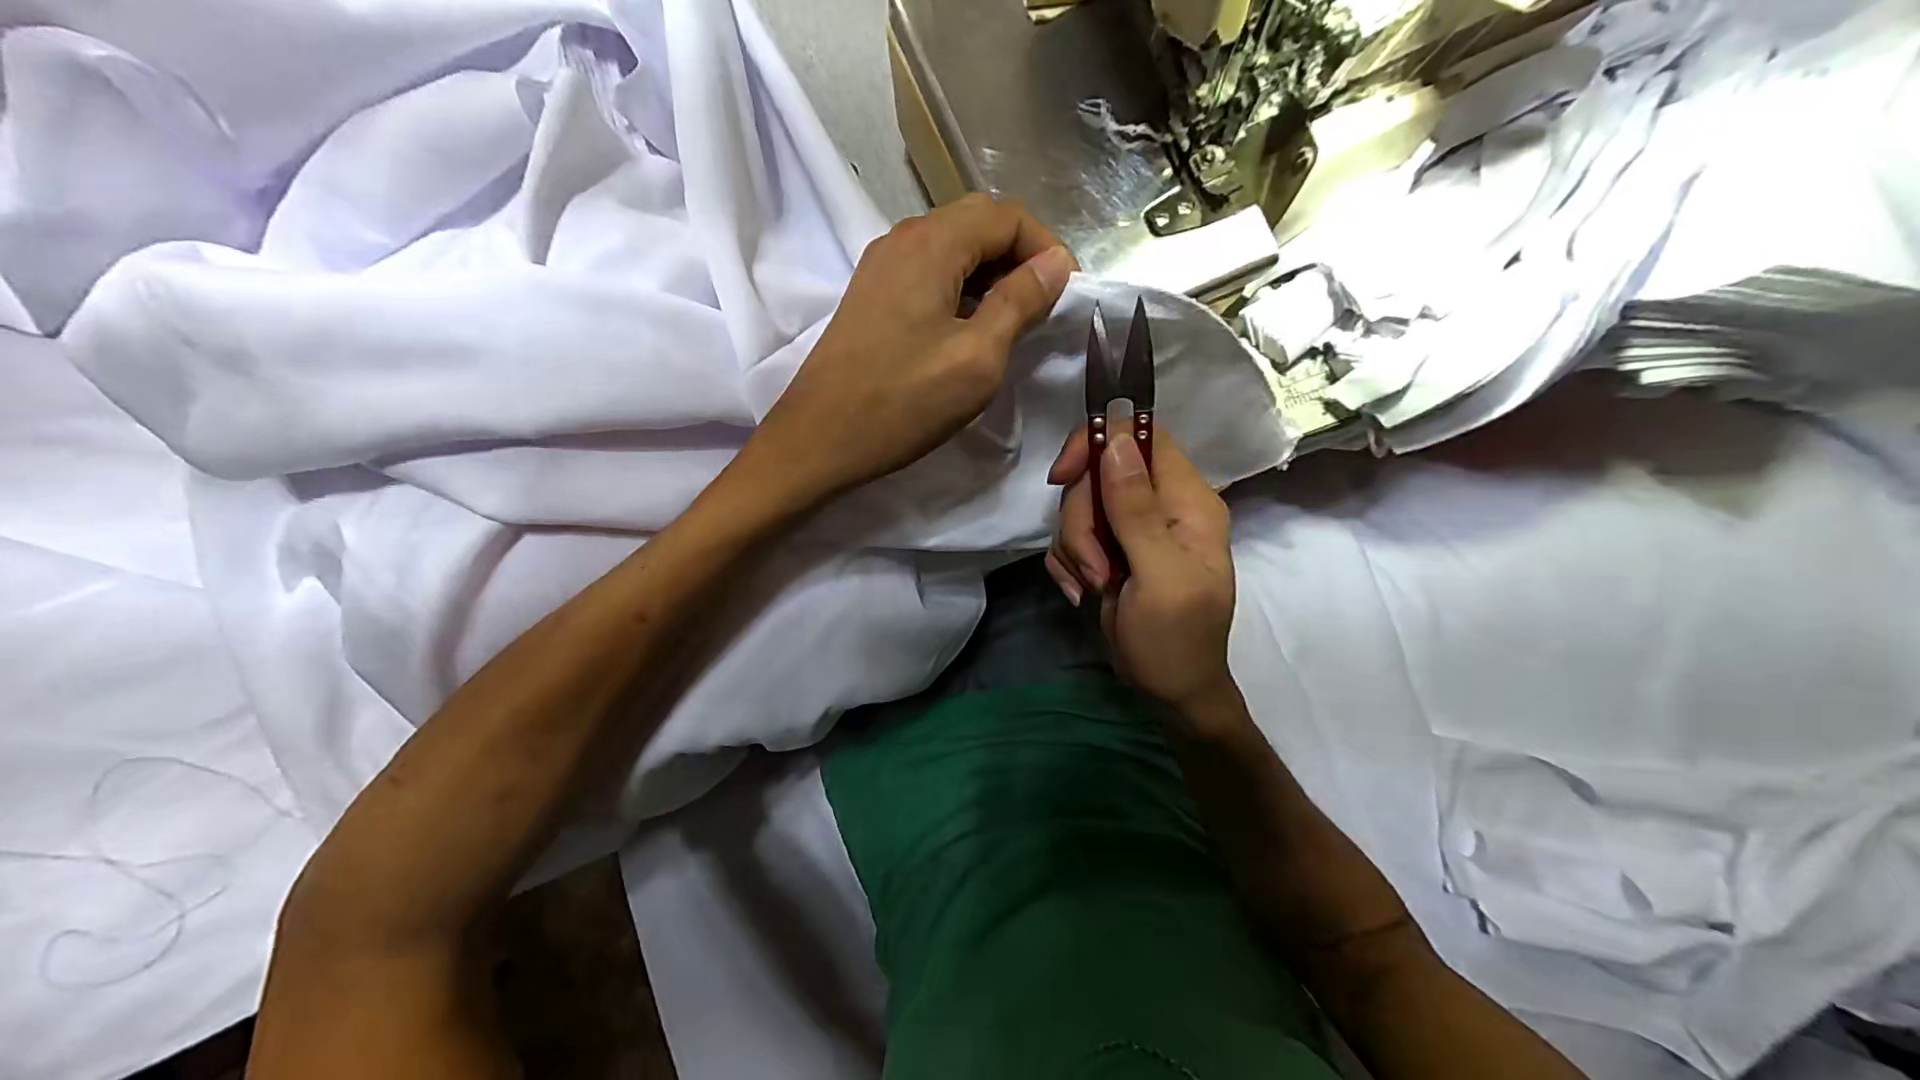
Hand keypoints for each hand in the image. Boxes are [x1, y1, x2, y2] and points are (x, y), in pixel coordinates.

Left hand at [747, 195, 1075, 503]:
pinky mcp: (871, 295)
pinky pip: (928, 272)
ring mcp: (881, 266)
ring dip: (990, 274)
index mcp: (932, 243)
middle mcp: (903, 238)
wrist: (817, 440)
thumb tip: (1056, 264)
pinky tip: (969, 331)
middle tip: (1040, 308)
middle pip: (978, 223)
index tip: (1065, 296)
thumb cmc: (903, 403)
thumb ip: (1020, 301)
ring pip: (952, 247)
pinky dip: (960, 289)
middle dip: (1020, 257)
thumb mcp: (978, 357)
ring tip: (1010, 324)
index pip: (1008, 216)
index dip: (1047, 249)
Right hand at [1046, 427, 1237, 710]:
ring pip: (1078, 508)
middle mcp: (1160, 506)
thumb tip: (1117, 443)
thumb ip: (1137, 509)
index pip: (1141, 438)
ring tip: (1096, 587)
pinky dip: (1067, 565)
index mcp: (1187, 502)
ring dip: (1074, 549)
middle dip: (1082, 522)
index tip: (1065, 476)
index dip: (1099, 444)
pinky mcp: (1107, 551)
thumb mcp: (1160, 575)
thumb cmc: (1176, 638)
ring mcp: (1131, 529)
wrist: (1168, 690)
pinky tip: (1084, 594)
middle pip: (1097, 476)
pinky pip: (1069, 538)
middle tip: (1096, 567)